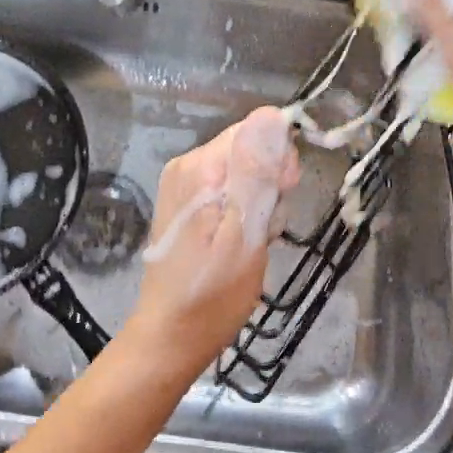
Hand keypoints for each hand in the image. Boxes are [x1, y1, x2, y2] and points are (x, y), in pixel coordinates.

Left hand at [122, 106, 300, 378]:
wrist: (171, 336)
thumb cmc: (214, 293)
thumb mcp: (246, 233)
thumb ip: (258, 171)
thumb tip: (273, 116)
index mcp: (201, 166)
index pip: (257, 129)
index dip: (279, 159)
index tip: (282, 195)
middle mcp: (187, 165)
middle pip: (249, 149)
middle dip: (269, 185)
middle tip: (264, 228)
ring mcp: (183, 184)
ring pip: (243, 172)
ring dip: (258, 203)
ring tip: (251, 242)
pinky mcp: (184, 203)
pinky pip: (228, 189)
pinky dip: (242, 213)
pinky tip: (239, 243)